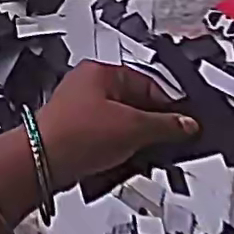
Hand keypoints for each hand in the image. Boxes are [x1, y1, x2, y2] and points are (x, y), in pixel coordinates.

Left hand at [35, 62, 198, 189]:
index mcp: (98, 72)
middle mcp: (88, 85)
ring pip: (125, 122)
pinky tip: (130, 161)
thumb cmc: (75, 133)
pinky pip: (111, 136)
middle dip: (154, 125)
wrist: (46, 158)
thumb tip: (187, 124)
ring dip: (140, 139)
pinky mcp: (80, 129)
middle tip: (168, 142)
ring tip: (147, 154)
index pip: (147, 82)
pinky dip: (124, 147)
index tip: (187, 125)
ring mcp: (82, 108)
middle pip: (137, 103)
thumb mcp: (133, 127)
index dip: (170, 104)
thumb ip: (166, 125)